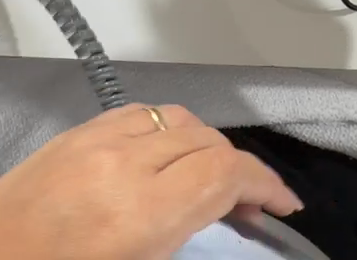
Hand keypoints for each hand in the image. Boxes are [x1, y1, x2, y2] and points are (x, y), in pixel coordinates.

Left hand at [0, 104, 300, 259]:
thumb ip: (179, 240)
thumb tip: (217, 216)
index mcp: (139, 212)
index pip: (221, 173)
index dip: (264, 184)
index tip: (284, 206)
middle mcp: (121, 160)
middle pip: (203, 139)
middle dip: (238, 168)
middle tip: (252, 208)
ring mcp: (92, 139)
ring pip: (172, 118)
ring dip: (203, 143)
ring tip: (213, 182)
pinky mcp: (71, 133)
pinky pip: (135, 115)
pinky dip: (165, 130)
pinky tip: (165, 158)